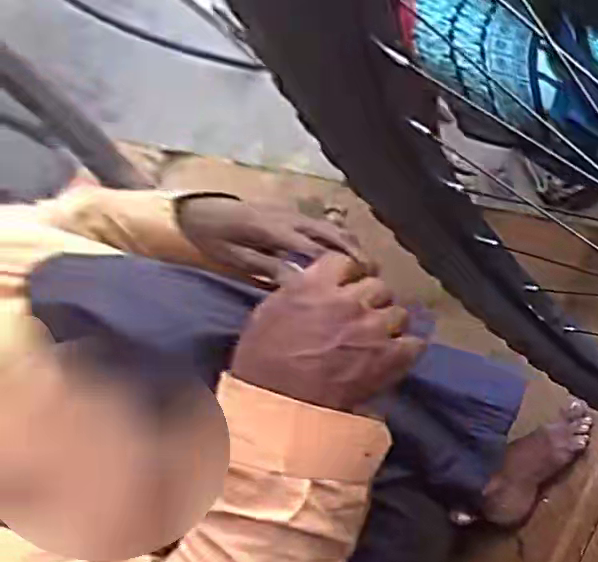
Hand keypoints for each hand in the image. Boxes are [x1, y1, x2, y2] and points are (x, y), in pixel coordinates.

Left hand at [177, 195, 364, 281]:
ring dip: (357, 249)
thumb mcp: (234, 256)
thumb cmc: (213, 238)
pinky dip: (347, 241)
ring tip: (370, 269)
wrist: (192, 209)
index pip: (318, 249)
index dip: (343, 267)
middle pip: (336, 236)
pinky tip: (353, 256)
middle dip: (359, 257)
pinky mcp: (297, 215)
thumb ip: (269, 268)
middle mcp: (290, 219)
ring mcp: (295, 215)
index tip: (360, 285)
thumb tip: (303, 284)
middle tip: (375, 278)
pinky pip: (330, 226)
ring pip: (337, 229)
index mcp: (273, 229)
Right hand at [230, 253, 423, 410]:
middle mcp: (350, 302)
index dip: (349, 273)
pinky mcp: (396, 354)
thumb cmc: (269, 355)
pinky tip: (398, 351)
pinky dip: (410, 345)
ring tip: (380, 334)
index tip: (349, 284)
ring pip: (400, 313)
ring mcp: (376, 328)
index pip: (344, 262)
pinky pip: (417, 341)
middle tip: (366, 313)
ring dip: (392, 322)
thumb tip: (326, 287)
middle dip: (374, 298)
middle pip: (379, 287)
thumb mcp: (274, 310)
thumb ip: (306, 293)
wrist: (289, 395)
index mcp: (314, 287)